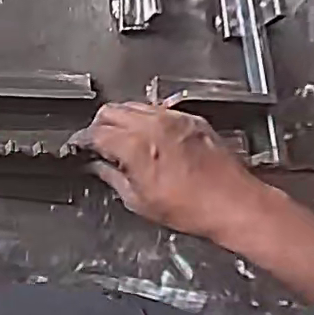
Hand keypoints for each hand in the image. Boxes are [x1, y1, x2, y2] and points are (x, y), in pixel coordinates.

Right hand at [74, 102, 313, 300]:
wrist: (236, 205)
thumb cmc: (191, 209)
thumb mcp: (138, 201)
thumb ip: (112, 177)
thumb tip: (98, 166)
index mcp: (135, 146)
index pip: (95, 132)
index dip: (81, 141)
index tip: (77, 148)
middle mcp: (152, 125)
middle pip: (110, 111)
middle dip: (98, 126)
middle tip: (96, 143)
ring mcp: (174, 119)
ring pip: (132, 105)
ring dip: (120, 119)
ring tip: (120, 138)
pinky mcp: (191, 119)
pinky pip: (157, 108)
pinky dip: (144, 117)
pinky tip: (147, 135)